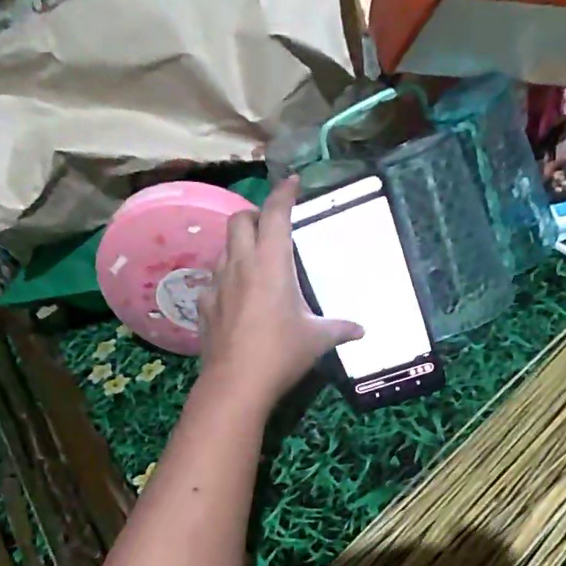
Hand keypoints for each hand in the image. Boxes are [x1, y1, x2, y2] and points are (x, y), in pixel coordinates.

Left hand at [198, 176, 363, 407]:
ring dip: (240, 246)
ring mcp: (218, 283)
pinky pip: (214, 279)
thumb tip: (361, 331)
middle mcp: (241, 264)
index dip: (284, 193)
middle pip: (240, 219)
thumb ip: (339, 328)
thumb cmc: (282, 353)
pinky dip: (227, 278)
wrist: (236, 383)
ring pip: (224, 248)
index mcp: (271, 263)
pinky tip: (238, 297)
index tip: (292, 182)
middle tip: (273, 228)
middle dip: (256, 215)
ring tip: (257, 262)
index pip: (275, 213)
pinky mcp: (204, 304)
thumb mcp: (317, 339)